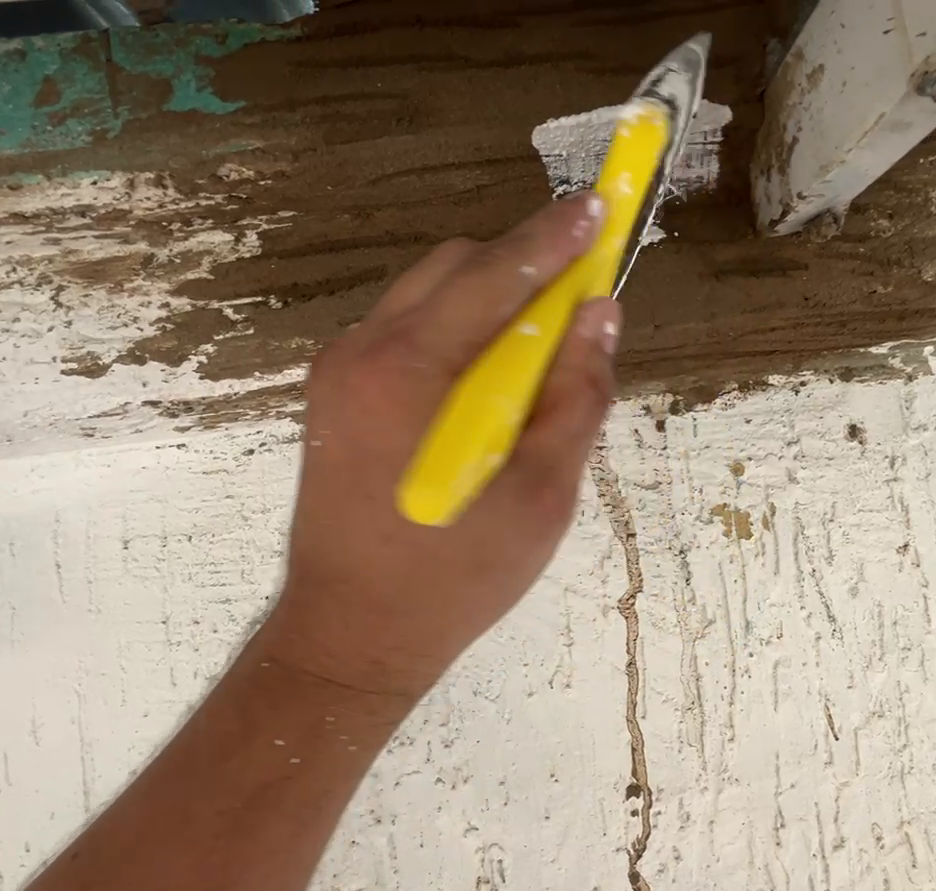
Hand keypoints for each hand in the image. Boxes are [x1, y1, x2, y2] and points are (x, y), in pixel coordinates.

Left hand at [255, 193, 622, 700]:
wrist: (351, 637)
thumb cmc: (452, 579)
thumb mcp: (540, 498)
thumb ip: (576, 399)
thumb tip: (600, 315)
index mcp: (409, 371)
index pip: (494, 275)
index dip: (553, 239)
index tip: (599, 208)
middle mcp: (360, 351)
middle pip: (454, 269)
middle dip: (522, 266)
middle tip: (578, 299)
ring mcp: (338, 372)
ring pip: (426, 296)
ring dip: (489, 302)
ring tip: (538, 353)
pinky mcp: (335, 397)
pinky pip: (406, 333)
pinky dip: (456, 334)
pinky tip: (486, 386)